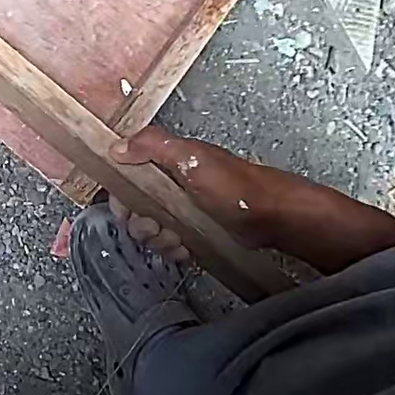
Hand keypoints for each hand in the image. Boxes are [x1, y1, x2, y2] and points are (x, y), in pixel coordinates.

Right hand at [106, 126, 394, 274]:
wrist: (276, 217)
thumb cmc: (241, 188)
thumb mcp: (194, 159)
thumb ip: (153, 147)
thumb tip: (118, 145)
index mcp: (167, 162)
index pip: (125, 178)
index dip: (122, 198)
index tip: (131, 210)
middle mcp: (171, 183)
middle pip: (133, 209)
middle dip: (142, 224)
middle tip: (158, 227)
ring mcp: (181, 208)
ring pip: (150, 229)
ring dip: (158, 239)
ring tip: (176, 239)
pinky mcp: (192, 228)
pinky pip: (167, 242)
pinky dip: (172, 248)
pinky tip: (185, 247)